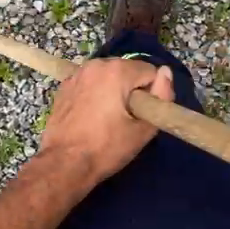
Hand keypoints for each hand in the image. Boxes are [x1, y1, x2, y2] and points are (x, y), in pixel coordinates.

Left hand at [37, 57, 174, 187]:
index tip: (143, 116)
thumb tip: (166, 72)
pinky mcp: (65, 85)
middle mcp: (97, 64)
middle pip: (128, 70)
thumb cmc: (106, 148)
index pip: (150, 72)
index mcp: (117, 71)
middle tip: (127, 119)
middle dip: (132, 90)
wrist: (63, 164)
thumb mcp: (143, 129)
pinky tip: (92, 115)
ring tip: (108, 118)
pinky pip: (91, 82)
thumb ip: (161, 97)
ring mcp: (78, 73)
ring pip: (109, 75)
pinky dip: (96, 93)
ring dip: (114, 90)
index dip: (152, 95)